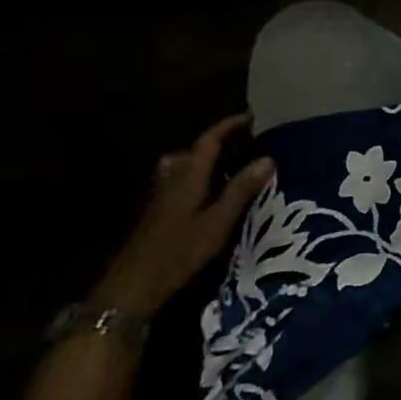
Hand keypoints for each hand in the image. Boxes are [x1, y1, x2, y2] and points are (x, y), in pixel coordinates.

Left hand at [91, 113, 273, 315]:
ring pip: (189, 162)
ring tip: (234, 163)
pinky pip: (183, 176)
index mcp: (189, 174)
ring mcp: (162, 190)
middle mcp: (173, 175)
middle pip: (199, 148)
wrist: (133, 283)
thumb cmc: (179, 252)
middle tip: (248, 142)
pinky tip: (212, 189)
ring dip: (211, 157)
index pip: (210, 139)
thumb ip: (241, 189)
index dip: (230, 125)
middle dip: (223, 140)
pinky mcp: (157, 205)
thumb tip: (268, 158)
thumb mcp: (218, 222)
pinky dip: (202, 172)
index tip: (250, 116)